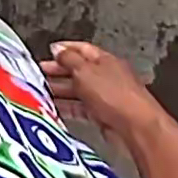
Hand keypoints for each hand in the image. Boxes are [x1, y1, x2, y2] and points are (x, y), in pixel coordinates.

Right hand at [39, 41, 169, 144]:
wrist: (138, 129)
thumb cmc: (117, 96)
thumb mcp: (84, 70)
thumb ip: (68, 58)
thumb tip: (58, 49)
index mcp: (106, 60)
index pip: (81, 49)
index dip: (64, 49)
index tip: (49, 51)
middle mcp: (108, 77)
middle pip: (79, 70)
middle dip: (58, 71)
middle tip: (40, 74)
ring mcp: (108, 97)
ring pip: (79, 90)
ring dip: (61, 91)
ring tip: (43, 92)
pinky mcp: (106, 116)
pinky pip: (82, 108)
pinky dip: (68, 107)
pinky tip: (56, 108)